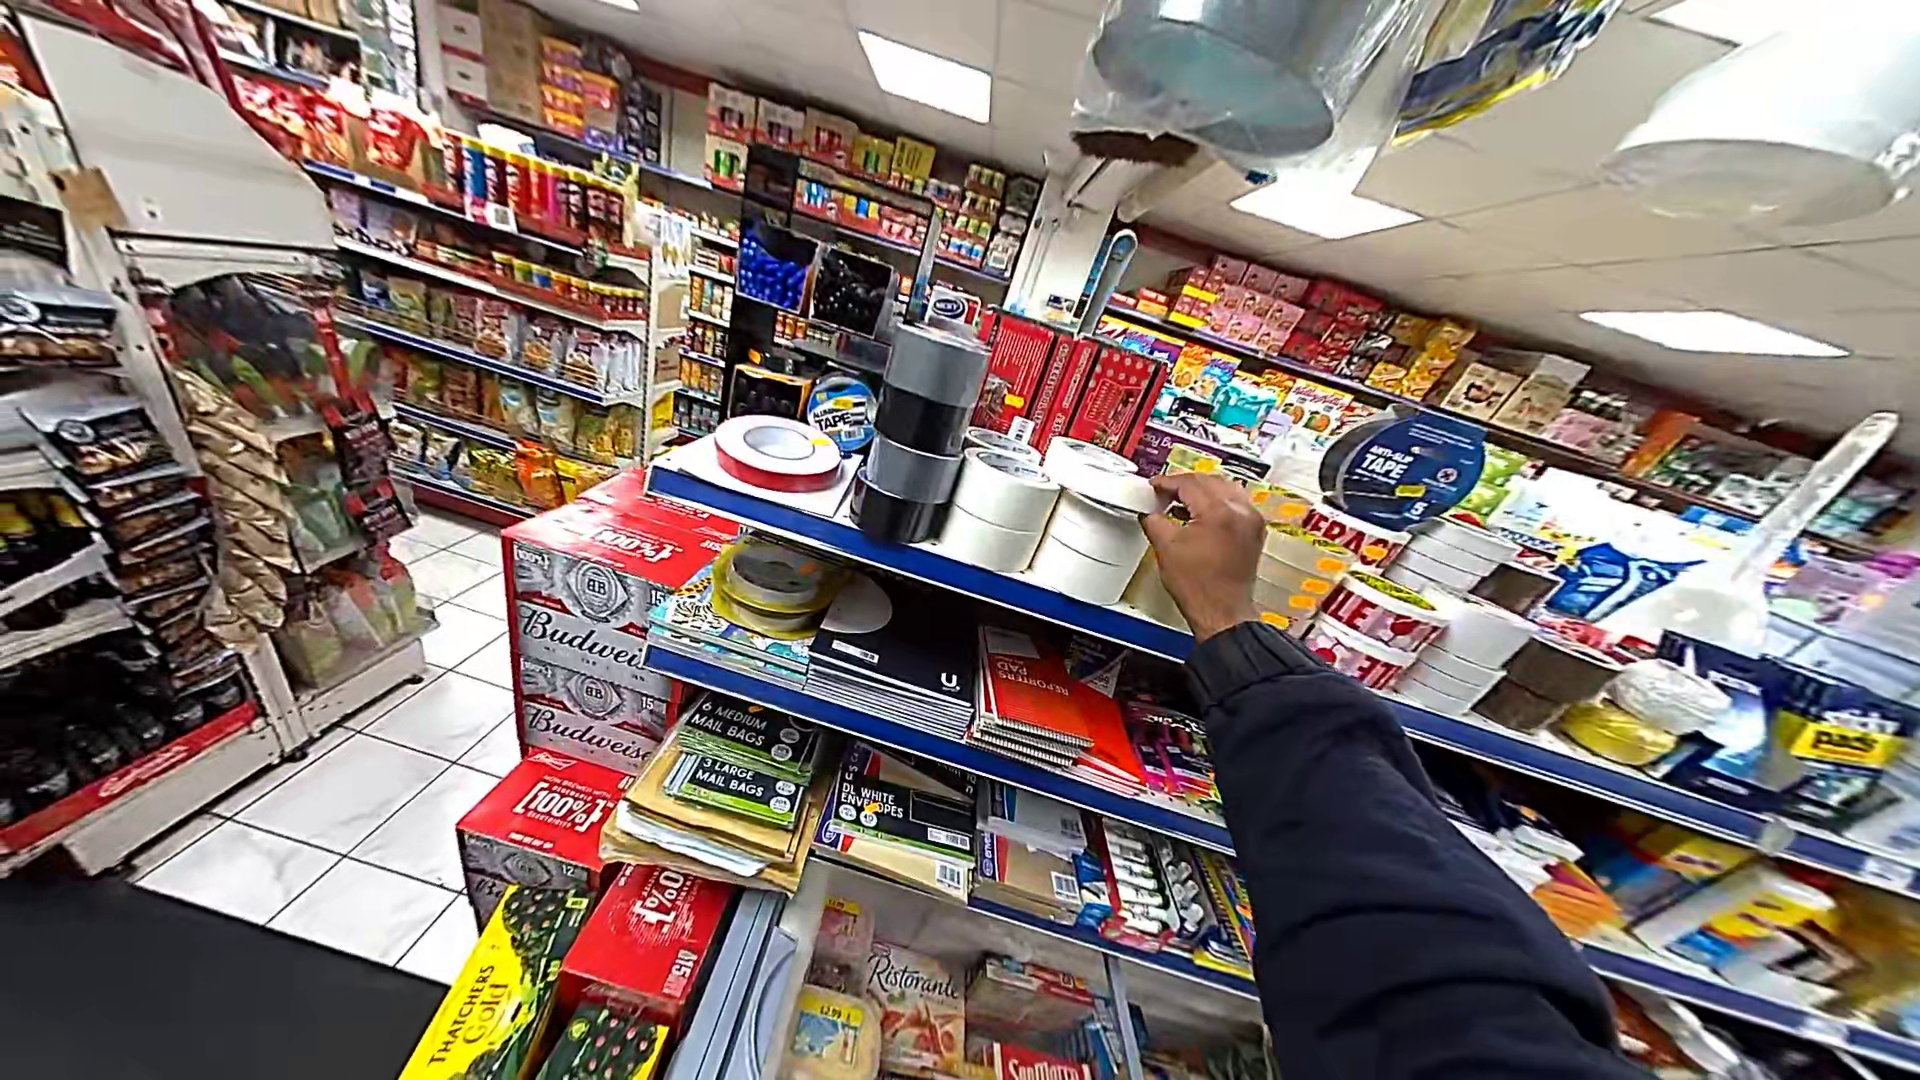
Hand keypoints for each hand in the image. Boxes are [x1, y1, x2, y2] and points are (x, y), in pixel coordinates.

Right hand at [1142, 472, 1265, 640]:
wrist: (1220, 611)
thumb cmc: (1198, 586)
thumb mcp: (1165, 546)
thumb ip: (1153, 520)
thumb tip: (1149, 510)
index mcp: (1220, 512)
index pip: (1190, 483)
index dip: (1167, 482)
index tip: (1155, 485)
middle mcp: (1241, 512)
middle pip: (1210, 481)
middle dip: (1184, 484)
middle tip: (1164, 492)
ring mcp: (1251, 522)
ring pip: (1225, 489)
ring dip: (1201, 491)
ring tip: (1180, 501)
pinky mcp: (1254, 532)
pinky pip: (1235, 504)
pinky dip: (1216, 502)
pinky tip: (1198, 513)